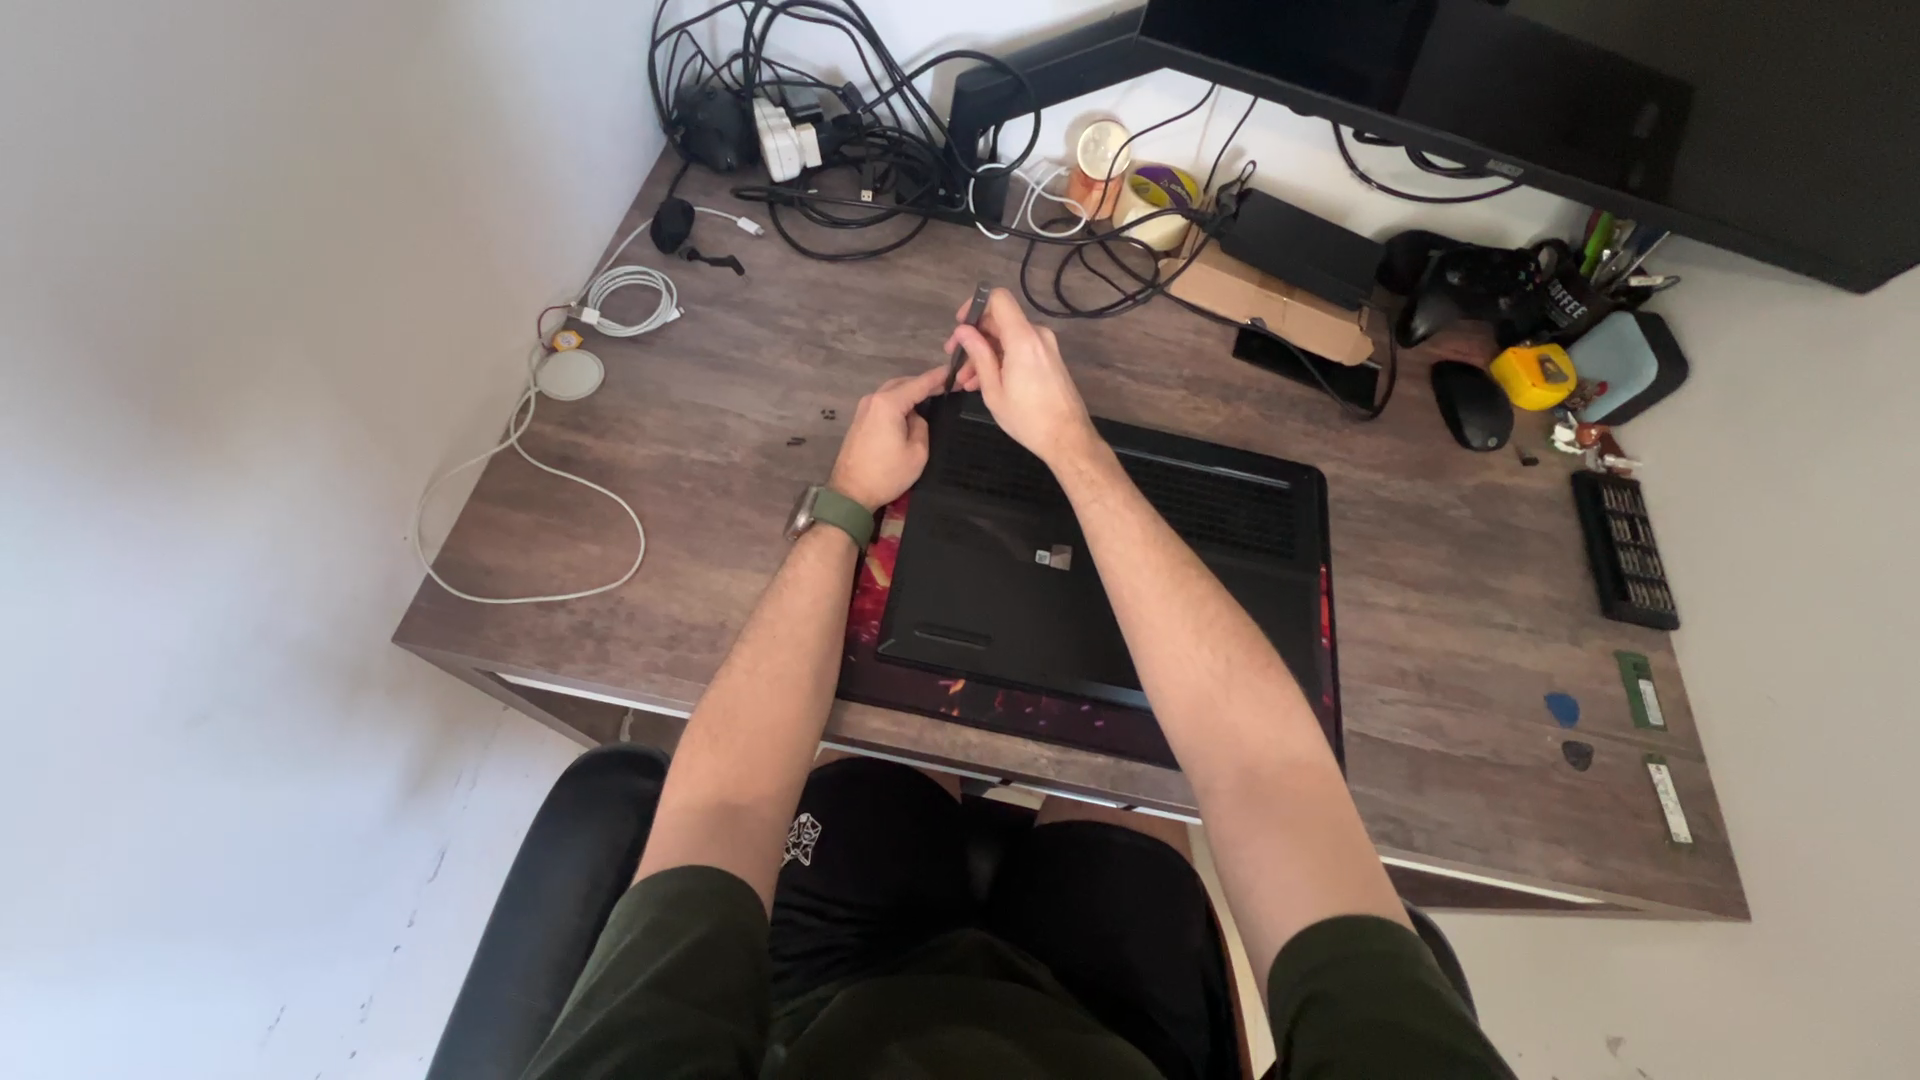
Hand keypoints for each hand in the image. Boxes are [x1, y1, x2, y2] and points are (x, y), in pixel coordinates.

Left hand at [827, 364, 977, 510]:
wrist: (851, 493)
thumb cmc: (887, 474)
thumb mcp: (917, 452)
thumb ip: (921, 426)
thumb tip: (915, 417)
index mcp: (888, 403)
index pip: (918, 384)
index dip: (938, 377)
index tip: (954, 372)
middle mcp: (873, 400)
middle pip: (903, 383)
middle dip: (923, 383)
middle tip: (945, 387)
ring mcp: (863, 409)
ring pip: (892, 392)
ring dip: (910, 393)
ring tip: (931, 396)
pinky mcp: (860, 420)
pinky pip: (884, 403)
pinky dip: (899, 402)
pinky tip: (911, 410)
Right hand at [944, 288, 1098, 468]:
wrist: (1067, 438)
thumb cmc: (1027, 418)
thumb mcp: (993, 389)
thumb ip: (978, 355)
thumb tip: (962, 331)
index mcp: (1022, 338)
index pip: (998, 298)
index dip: (975, 306)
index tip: (960, 327)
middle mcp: (1037, 335)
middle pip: (1000, 321)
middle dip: (975, 339)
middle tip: (956, 362)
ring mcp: (1046, 347)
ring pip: (1008, 339)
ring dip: (986, 355)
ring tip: (967, 382)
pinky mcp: (1049, 359)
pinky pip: (1020, 350)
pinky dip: (1002, 360)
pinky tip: (986, 383)